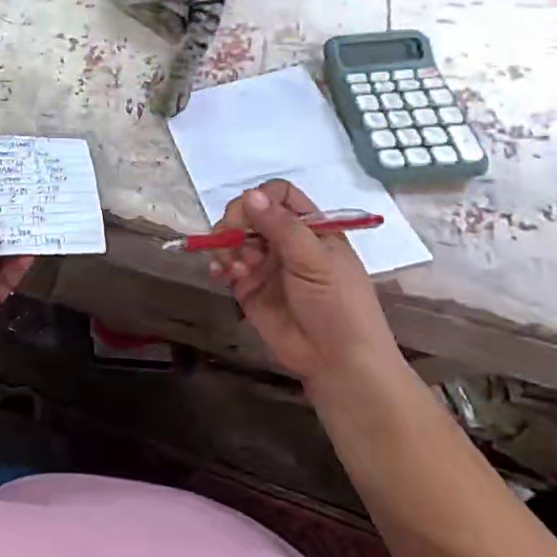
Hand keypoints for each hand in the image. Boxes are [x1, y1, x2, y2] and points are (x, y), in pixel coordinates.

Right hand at [208, 180, 401, 388]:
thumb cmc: (338, 306)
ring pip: (233, 237)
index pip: (279, 195)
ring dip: (226, 245)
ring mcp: (265, 264)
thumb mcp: (316, 261)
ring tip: (235, 268)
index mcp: (311, 228)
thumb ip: (282, 227)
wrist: (338, 363)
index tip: (250, 213)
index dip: (261, 198)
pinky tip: (221, 274)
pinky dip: (218, 264)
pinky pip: (226, 265)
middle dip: (237, 222)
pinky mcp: (249, 287)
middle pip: (250, 212)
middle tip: (234, 240)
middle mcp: (286, 241)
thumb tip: (250, 194)